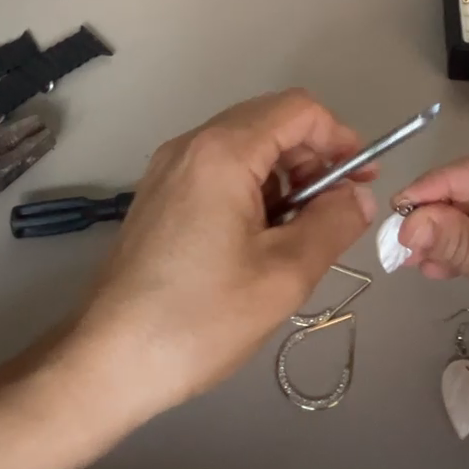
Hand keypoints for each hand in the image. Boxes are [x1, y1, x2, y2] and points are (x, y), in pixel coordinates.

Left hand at [66, 89, 377, 418]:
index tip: (361, 180)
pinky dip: (252, 188)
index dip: (339, 137)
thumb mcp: (284, 274)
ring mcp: (170, 167)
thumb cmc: (200, 317)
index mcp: (222, 151)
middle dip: (313, 157)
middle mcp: (192, 144)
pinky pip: (218, 168)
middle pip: (270, 121)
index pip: (297, 109)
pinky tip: (262, 238)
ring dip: (284, 176)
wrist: (107, 358)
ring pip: (245, 146)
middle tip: (339, 209)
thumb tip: (358, 196)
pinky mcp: (160, 193)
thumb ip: (332, 223)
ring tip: (301, 232)